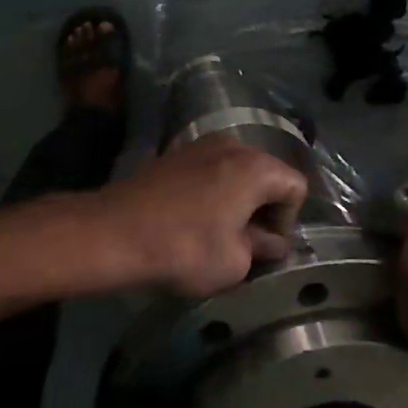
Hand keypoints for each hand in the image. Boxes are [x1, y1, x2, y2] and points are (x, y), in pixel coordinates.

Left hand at [92, 135, 308, 297]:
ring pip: (236, 171)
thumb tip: (269, 242)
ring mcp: (200, 145)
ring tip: (219, 232)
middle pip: (267, 174)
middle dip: (264, 208)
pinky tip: (193, 219)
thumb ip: (262, 249)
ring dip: (237, 200)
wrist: (112, 232)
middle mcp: (233, 145)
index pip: (296, 187)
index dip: (288, 221)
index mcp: (256, 167)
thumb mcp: (235, 263)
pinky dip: (212, 192)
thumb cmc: (184, 248)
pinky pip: (209, 171)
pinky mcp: (173, 154)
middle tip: (247, 243)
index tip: (265, 247)